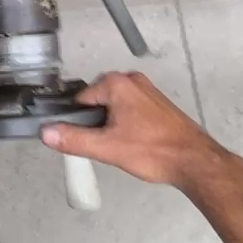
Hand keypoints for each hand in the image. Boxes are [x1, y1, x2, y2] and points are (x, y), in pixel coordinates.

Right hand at [41, 71, 236, 190]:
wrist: (197, 163)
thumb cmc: (152, 151)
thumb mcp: (108, 148)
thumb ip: (74, 139)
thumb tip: (44, 132)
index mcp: (116, 83)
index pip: (81, 99)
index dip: (79, 121)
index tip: (86, 140)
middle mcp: (131, 79)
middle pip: (98, 101)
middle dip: (97, 122)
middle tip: (107, 146)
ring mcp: (147, 89)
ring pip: (115, 105)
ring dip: (112, 123)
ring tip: (122, 146)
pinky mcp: (159, 102)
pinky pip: (131, 108)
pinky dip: (128, 123)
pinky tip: (136, 142)